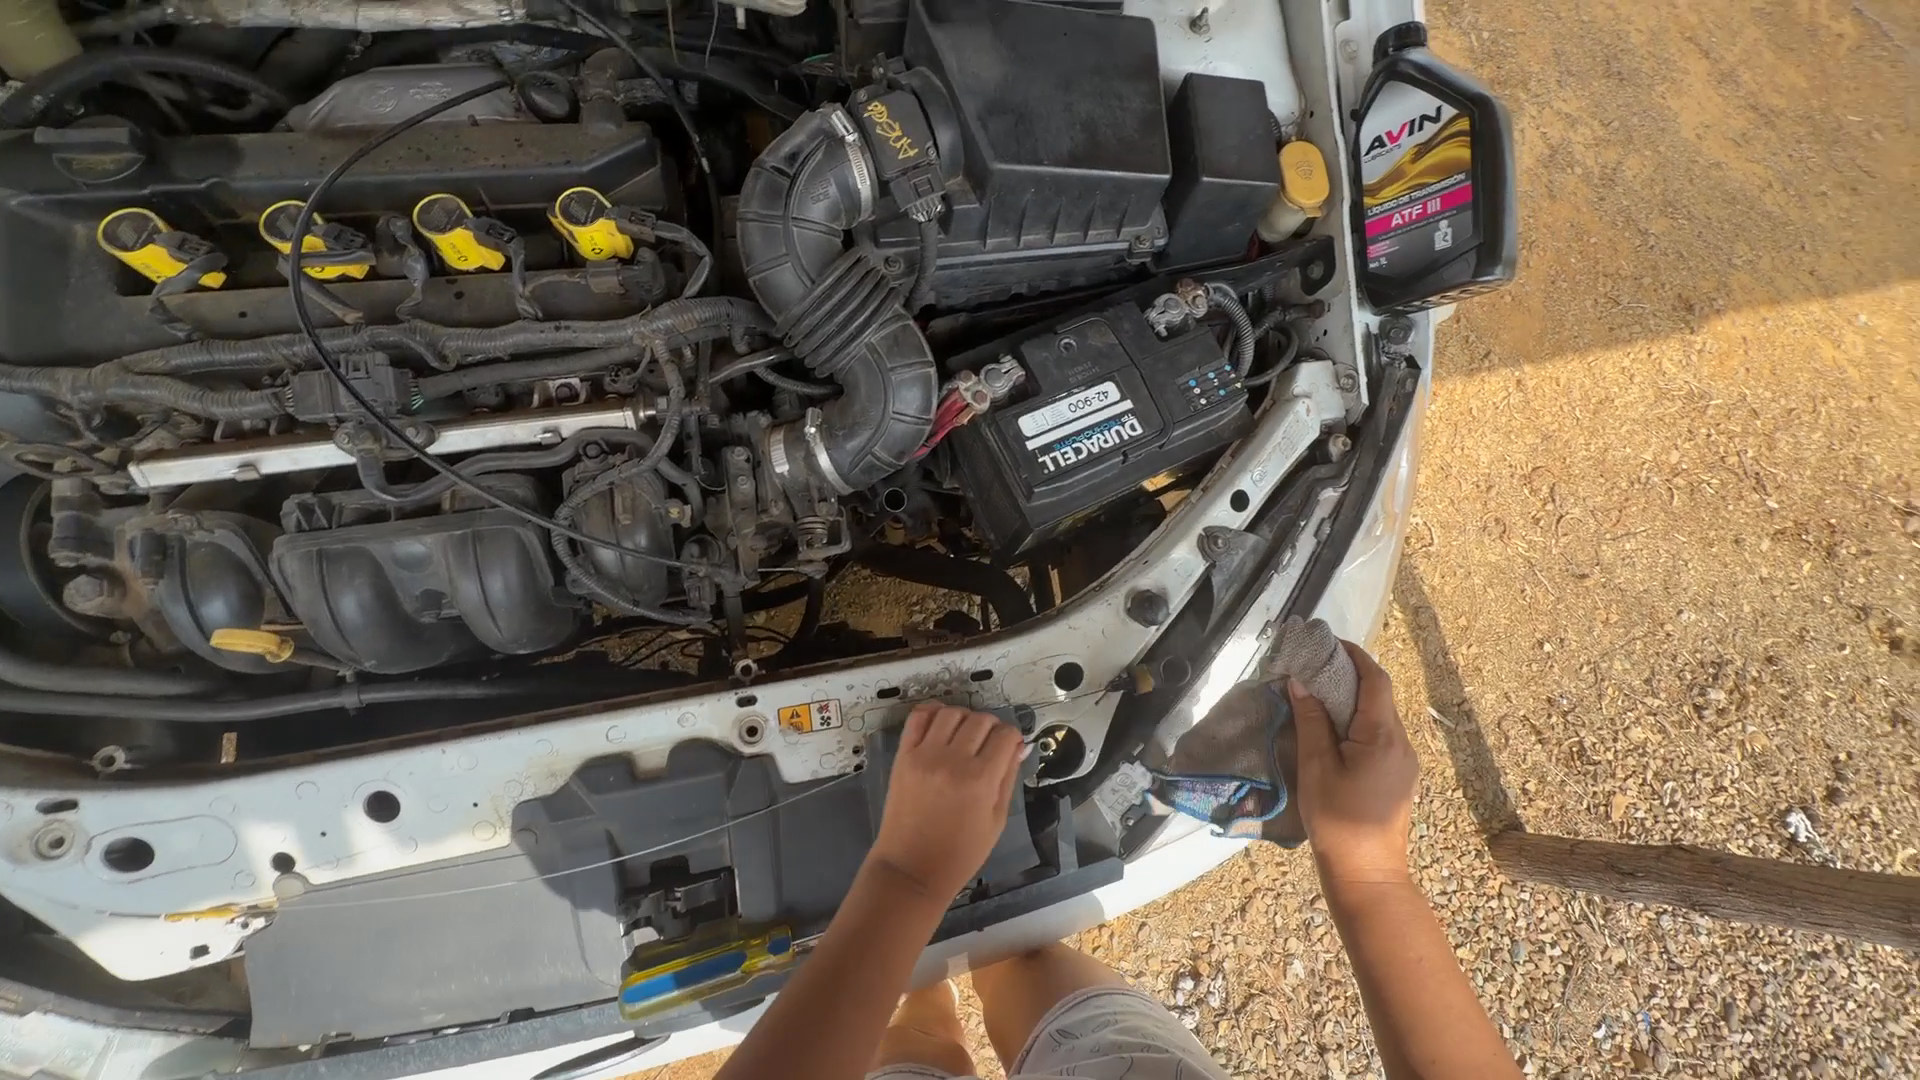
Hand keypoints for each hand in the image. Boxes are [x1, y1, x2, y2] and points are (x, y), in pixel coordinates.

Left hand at [870, 704, 1026, 898]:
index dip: (1012, 738)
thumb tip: (1019, 745)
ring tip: (965, 735)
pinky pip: (918, 717)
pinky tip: (941, 723)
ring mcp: (925, 755)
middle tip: (989, 744)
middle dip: (992, 727)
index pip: (1005, 735)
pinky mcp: (903, 755)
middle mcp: (953, 760)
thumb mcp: (996, 820)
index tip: (1009, 747)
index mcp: (981, 780)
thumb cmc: (961, 853)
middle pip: (981, 720)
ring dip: (965, 718)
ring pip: (952, 713)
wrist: (912, 868)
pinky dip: (933, 712)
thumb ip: (1008, 777)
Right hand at [1291, 641, 1419, 890]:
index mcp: (1383, 737)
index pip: (1375, 681)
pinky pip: (1379, 735)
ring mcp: (1404, 762)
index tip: (1328, 643)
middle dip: (1349, 675)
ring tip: (1316, 692)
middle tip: (1314, 665)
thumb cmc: (1337, 819)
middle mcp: (1402, 744)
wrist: (1367, 873)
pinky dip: (1356, 720)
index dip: (1354, 656)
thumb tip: (1300, 683)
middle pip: (1378, 696)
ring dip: (1351, 699)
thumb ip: (1311, 721)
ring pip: (1379, 716)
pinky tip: (1331, 726)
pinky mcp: (1398, 776)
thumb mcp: (1316, 766)